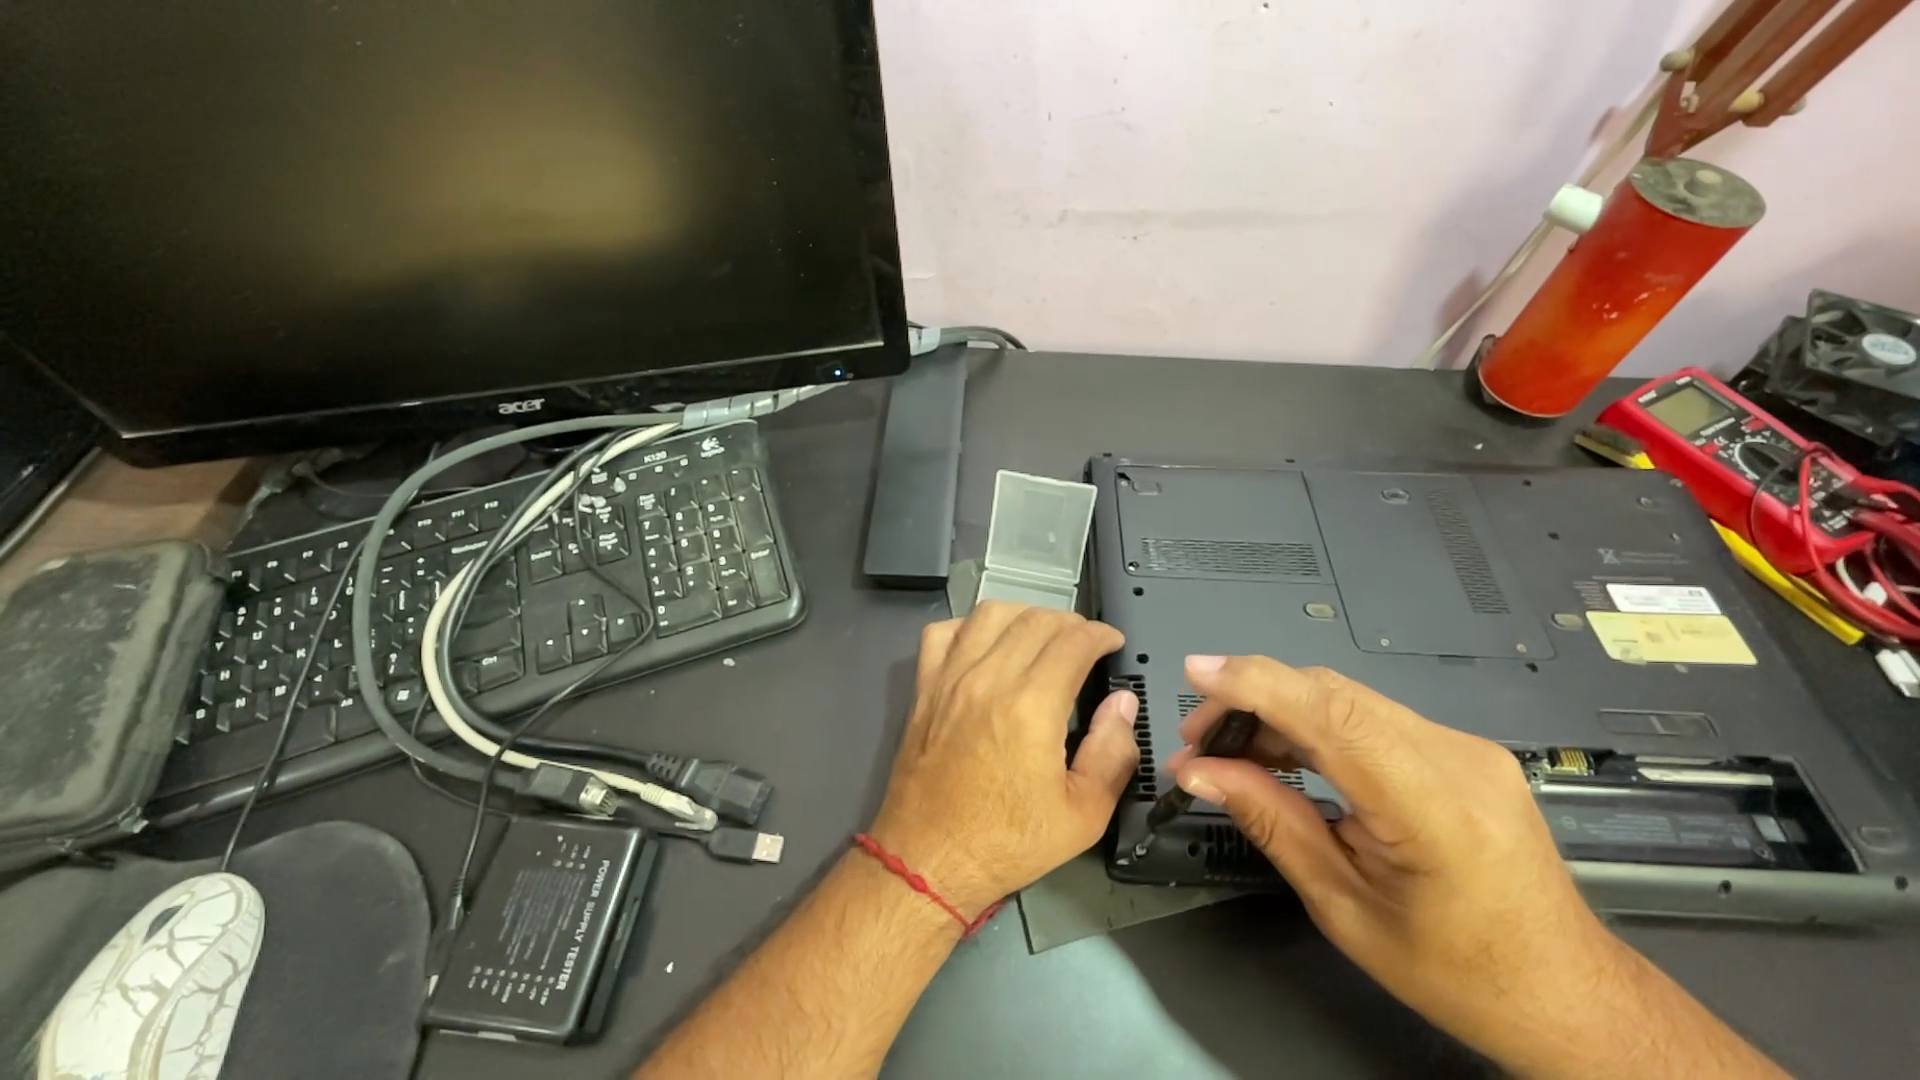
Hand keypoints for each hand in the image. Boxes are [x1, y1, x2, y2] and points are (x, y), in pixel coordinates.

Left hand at [868, 602, 1139, 916]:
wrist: (929, 860)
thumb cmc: (1007, 842)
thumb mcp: (1084, 814)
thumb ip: (1113, 752)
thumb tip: (1121, 704)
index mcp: (1031, 707)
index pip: (1073, 640)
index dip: (1101, 634)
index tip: (1111, 643)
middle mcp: (987, 680)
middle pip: (1035, 619)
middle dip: (1070, 622)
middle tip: (1084, 644)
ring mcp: (949, 679)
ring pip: (989, 614)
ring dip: (1023, 615)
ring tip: (1040, 636)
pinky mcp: (923, 689)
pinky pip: (943, 633)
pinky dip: (969, 626)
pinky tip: (985, 645)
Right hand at [1167, 655, 1622, 1061]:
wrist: (1562, 990)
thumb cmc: (1455, 970)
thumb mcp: (1342, 905)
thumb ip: (1271, 822)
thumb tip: (1201, 772)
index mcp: (1435, 808)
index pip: (1333, 716)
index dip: (1257, 685)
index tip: (1196, 672)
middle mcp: (1457, 758)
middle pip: (1334, 694)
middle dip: (1253, 700)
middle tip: (1198, 738)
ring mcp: (1464, 748)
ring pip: (1347, 699)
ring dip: (1280, 712)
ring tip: (1227, 750)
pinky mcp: (1460, 750)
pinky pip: (1370, 718)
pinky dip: (1314, 726)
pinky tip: (1280, 754)